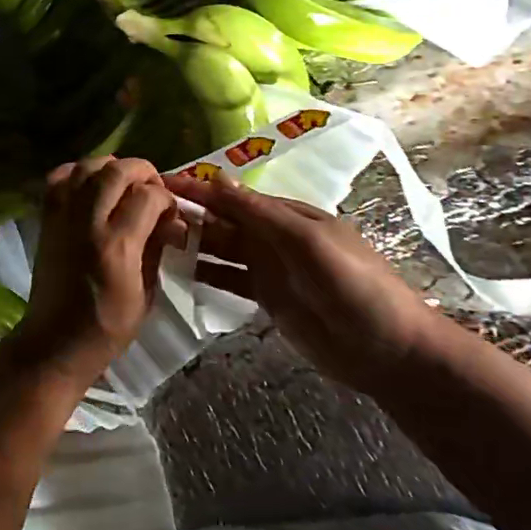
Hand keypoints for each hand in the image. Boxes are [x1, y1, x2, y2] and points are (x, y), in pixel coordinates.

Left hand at [15, 157, 178, 383]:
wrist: (55, 342)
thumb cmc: (107, 327)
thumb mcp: (146, 293)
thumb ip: (158, 248)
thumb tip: (173, 222)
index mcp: (117, 246)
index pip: (147, 196)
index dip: (165, 198)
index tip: (169, 213)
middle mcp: (87, 223)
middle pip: (116, 172)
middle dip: (141, 171)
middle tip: (151, 187)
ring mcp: (62, 218)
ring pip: (86, 167)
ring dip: (110, 167)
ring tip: (123, 182)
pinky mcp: (46, 220)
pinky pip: (59, 179)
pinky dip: (77, 173)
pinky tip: (91, 184)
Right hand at [164, 172, 444, 395]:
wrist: (387, 349)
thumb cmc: (353, 285)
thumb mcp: (308, 242)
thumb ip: (262, 213)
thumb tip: (219, 180)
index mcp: (287, 215)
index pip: (234, 196)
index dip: (199, 188)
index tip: (160, 181)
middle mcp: (274, 237)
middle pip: (225, 220)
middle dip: (190, 213)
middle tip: (144, 212)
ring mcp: (271, 268)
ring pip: (223, 248)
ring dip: (194, 242)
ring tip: (153, 239)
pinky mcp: (268, 299)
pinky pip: (229, 279)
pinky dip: (207, 272)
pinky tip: (179, 270)